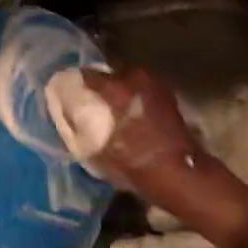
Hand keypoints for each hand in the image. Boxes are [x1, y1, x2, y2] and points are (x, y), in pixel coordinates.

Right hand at [76, 69, 207, 192]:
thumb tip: (69, 113)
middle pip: (112, 75)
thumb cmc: (133, 162)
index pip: (88, 76)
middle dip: (103, 86)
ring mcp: (156, 84)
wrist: (177, 172)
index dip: (78, 84)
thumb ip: (80, 127)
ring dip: (122, 91)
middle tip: (95, 103)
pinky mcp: (169, 95)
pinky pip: (144, 90)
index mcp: (115, 87)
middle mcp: (136, 78)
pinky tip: (133, 115)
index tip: (71, 92)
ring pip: (130, 81)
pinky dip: (137, 98)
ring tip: (115, 109)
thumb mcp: (96, 150)